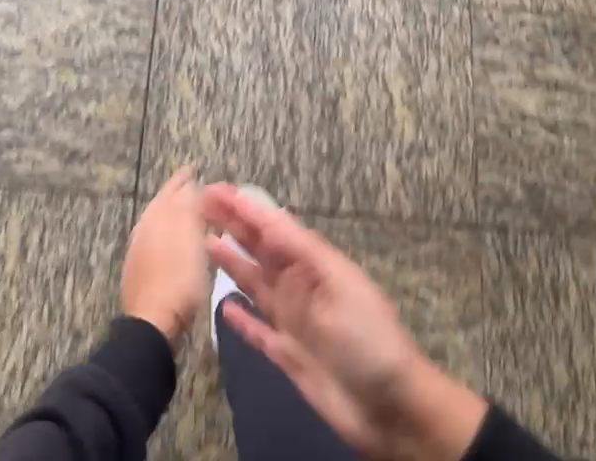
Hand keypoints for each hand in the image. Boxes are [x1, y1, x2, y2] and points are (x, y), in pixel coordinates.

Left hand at [120, 167, 208, 343]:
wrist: (153, 323)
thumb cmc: (178, 279)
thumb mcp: (191, 239)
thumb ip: (190, 208)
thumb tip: (191, 185)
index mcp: (157, 218)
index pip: (173, 190)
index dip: (186, 179)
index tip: (197, 168)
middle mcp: (145, 229)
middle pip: (162, 203)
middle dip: (177, 191)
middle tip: (192, 181)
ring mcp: (140, 250)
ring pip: (157, 220)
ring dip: (172, 210)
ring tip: (188, 208)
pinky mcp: (140, 269)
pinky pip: (156, 238)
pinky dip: (169, 231)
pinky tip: (176, 240)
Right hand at [203, 184, 487, 460]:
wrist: (393, 407)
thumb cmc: (370, 339)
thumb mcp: (340, 285)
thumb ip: (303, 252)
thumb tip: (270, 216)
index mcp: (316, 264)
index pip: (275, 227)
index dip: (247, 208)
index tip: (218, 189)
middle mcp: (302, 286)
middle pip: (261, 249)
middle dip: (234, 226)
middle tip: (202, 203)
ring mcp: (294, 321)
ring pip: (255, 284)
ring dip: (233, 263)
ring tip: (206, 242)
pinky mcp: (289, 354)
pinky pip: (258, 330)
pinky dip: (241, 319)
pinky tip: (224, 307)